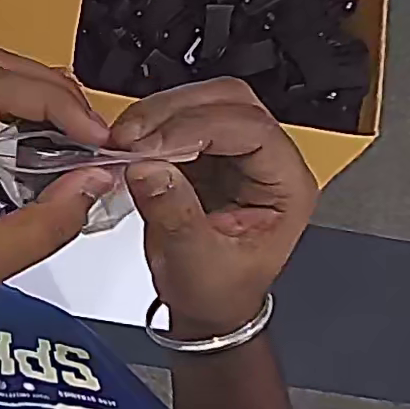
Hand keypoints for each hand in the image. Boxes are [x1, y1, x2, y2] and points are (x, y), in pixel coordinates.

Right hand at [111, 78, 316, 337]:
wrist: (205, 305)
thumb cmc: (218, 292)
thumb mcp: (196, 263)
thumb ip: (174, 213)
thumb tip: (147, 167)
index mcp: (286, 186)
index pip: (253, 131)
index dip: (199, 128)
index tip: (151, 145)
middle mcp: (266, 161)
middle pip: (229, 103)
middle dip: (175, 113)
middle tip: (132, 137)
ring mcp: (234, 153)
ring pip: (201, 103)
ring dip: (158, 116)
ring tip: (124, 142)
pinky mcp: (203, 154)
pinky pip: (176, 122)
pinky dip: (148, 128)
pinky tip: (128, 146)